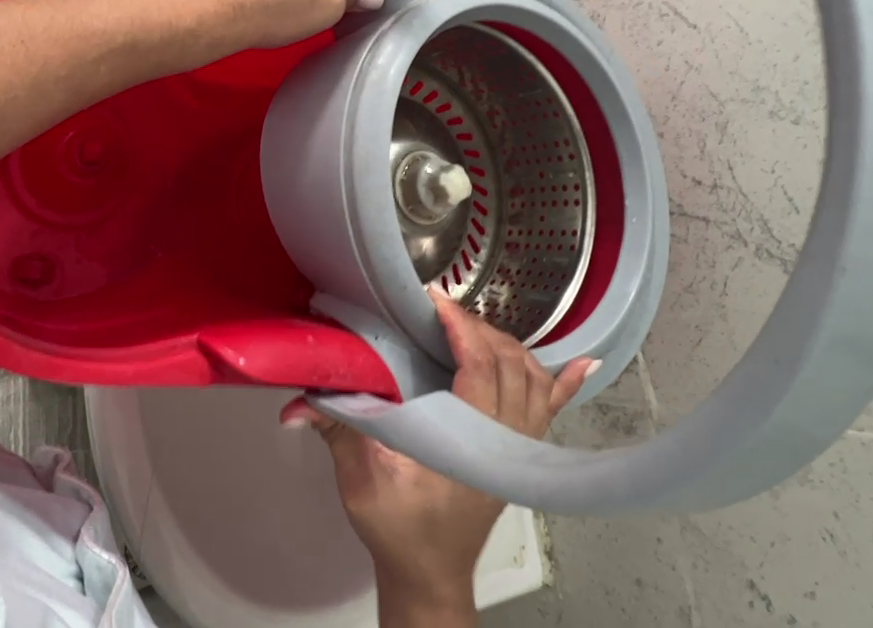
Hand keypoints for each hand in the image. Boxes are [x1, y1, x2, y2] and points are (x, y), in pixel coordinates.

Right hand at [281, 292, 597, 624]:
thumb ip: (337, 431)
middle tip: (439, 307)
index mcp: (471, 442)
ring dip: (505, 343)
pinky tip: (579, 363)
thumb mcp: (361, 479)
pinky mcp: (523, 454)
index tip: (433, 299)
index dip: (460, 327)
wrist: (430, 572)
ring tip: (469, 323)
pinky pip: (551, 411)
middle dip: (476, 326)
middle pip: (509, 364)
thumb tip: (294, 404)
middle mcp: (506, 441)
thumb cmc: (398, 527)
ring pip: (532, 379)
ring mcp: (521, 448)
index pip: (480, 368)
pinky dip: (566, 384)